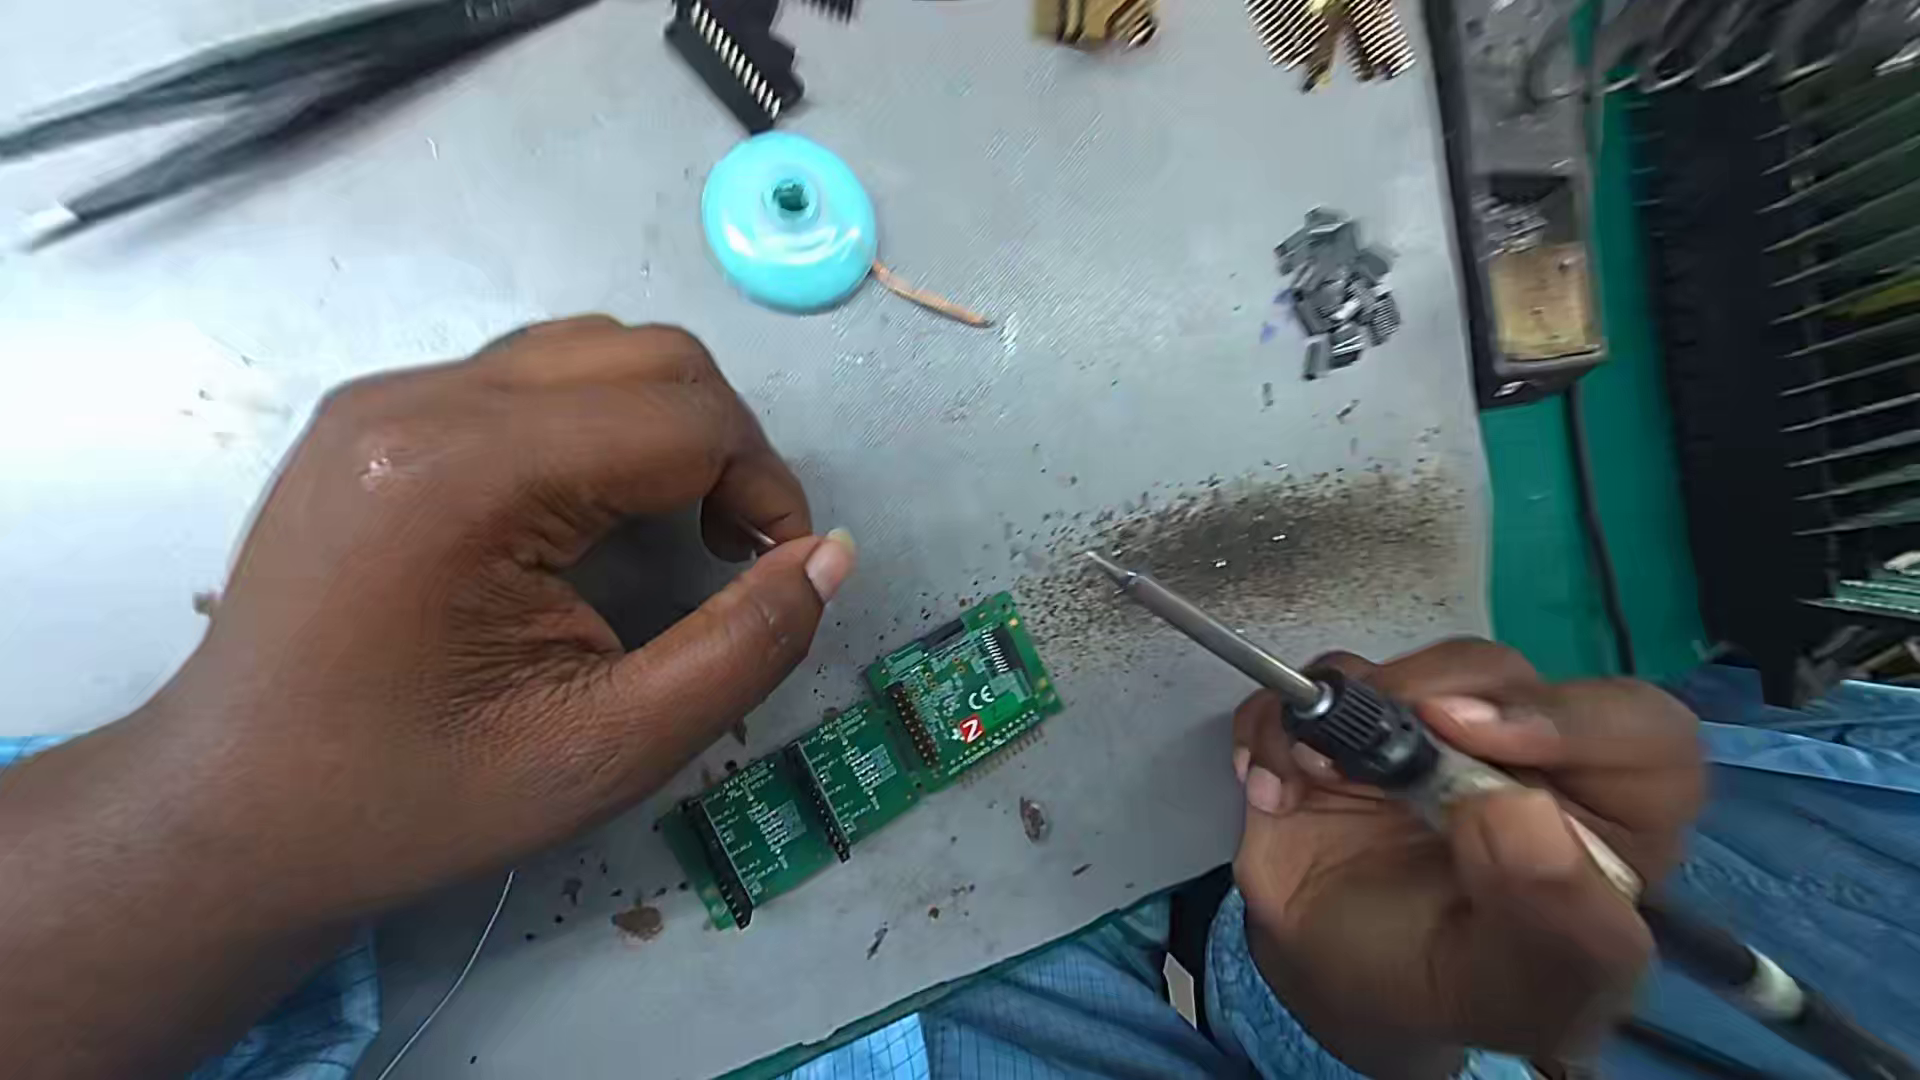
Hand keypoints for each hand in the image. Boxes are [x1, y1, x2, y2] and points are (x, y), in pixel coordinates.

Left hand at [0, 318, 855, 1077]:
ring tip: (687, 519)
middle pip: (662, 359)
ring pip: (616, 349)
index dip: (769, 490)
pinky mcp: (403, 410)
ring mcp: (403, 394)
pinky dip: (631, 421)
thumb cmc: (427, 795)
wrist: (234, 814)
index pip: (691, 422)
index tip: (780, 566)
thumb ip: (749, 646)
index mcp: (465, 480)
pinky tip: (619, 498)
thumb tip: (832, 555)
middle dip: (737, 449)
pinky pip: (564, 370)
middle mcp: (425, 401)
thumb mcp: (619, 748)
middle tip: (741, 543)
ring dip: (688, 428)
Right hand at [1230, 640, 1701, 1078]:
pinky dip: (1267, 728)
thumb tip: (1519, 810)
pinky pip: (1292, 691)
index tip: (1469, 734)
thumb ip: (1555, 925)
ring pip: (1377, 667)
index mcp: (1588, 812)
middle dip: (1424, 689)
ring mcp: (1399, 731)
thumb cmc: (1435, 982)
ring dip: (1329, 710)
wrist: (1323, 970)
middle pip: (1486, 670)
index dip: (1565, 715)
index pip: (1630, 727)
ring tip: (1305, 777)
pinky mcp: (1322, 726)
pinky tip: (1268, 790)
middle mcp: (1497, 753)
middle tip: (1376, 740)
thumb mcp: (1520, 994)